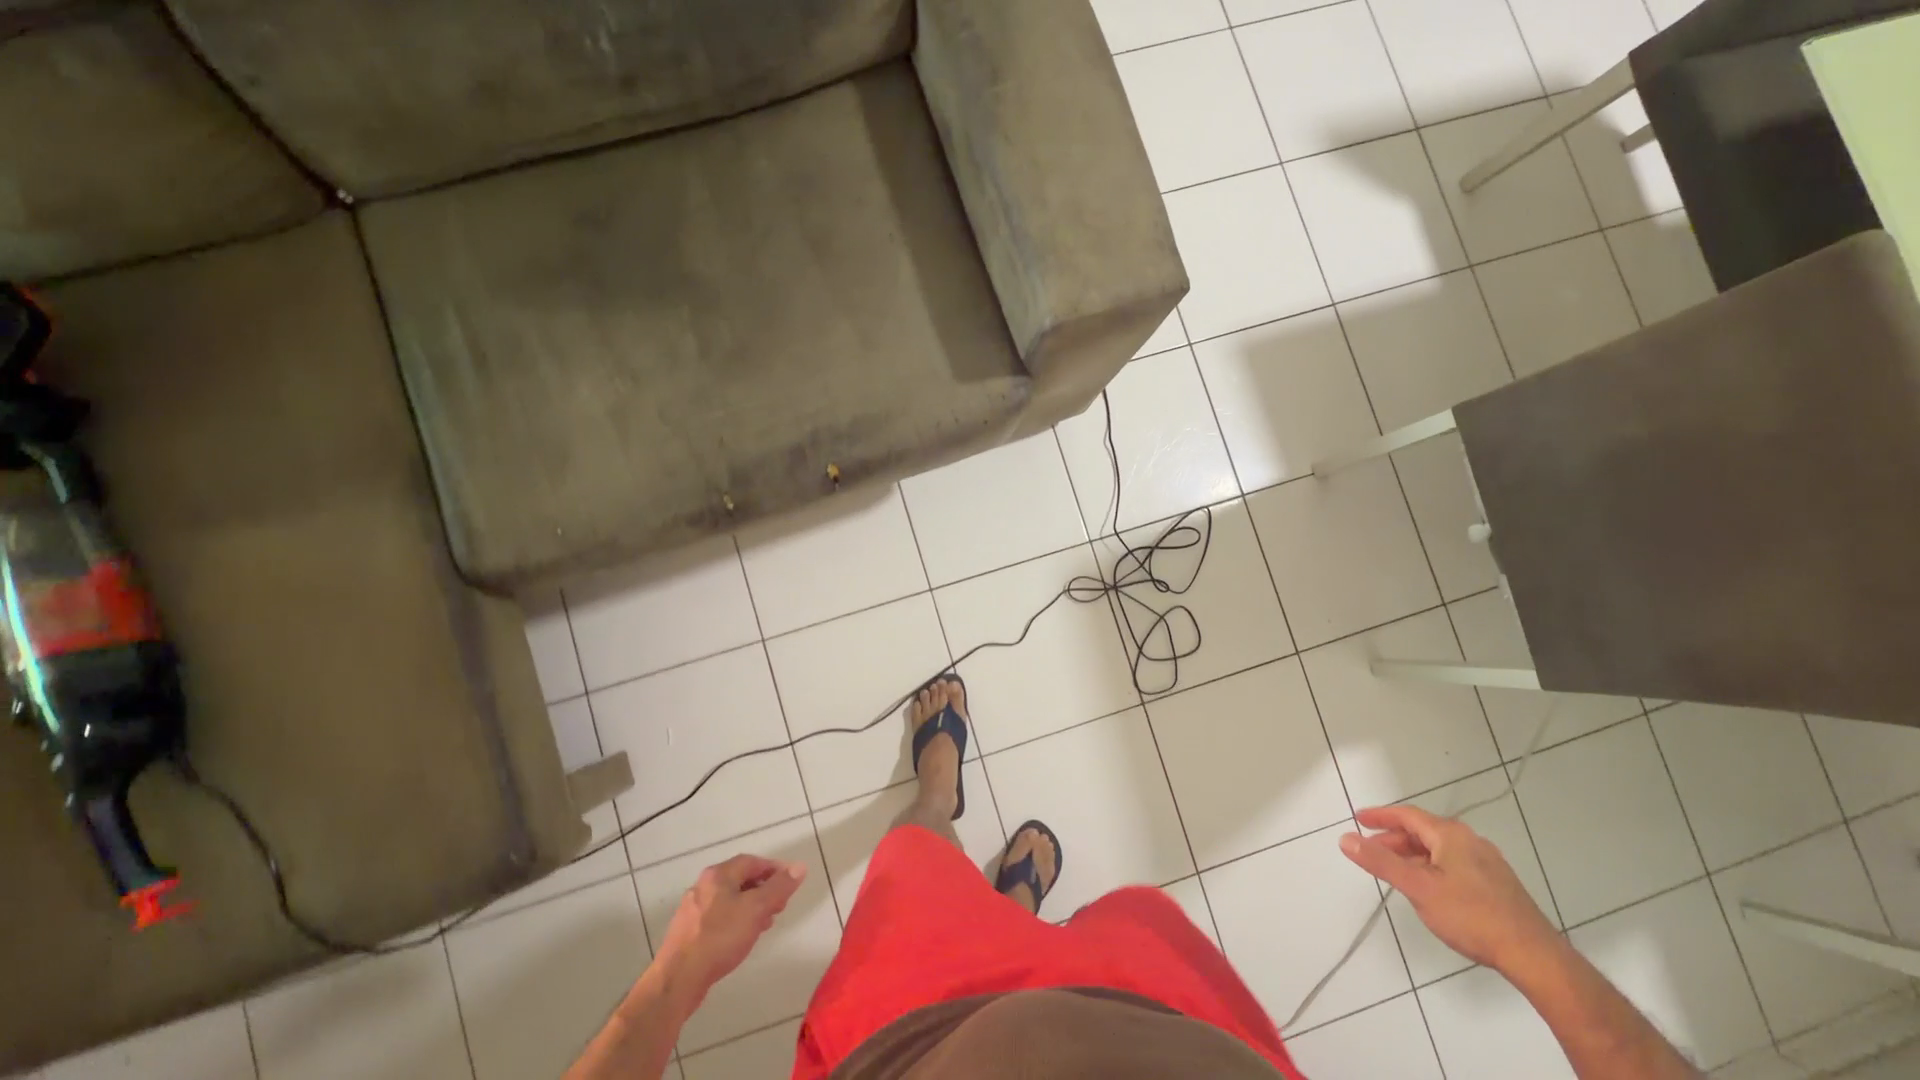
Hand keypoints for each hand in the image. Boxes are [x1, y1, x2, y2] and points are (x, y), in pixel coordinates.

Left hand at [655, 855, 805, 1008]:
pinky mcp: (688, 931)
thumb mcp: (756, 909)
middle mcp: (702, 886)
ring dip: (751, 906)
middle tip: (781, 905)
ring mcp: (692, 909)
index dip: (773, 868)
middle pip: (739, 879)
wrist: (678, 978)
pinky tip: (742, 938)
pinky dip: (736, 920)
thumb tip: (799, 867)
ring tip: (766, 923)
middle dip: (763, 889)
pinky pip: (718, 917)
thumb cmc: (720, 938)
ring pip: (729, 900)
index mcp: (718, 875)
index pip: (751, 861)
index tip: (790, 882)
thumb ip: (779, 888)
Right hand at [1340, 805, 1558, 973]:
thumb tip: (1346, 838)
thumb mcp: (1418, 888)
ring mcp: (1487, 862)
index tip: (1357, 819)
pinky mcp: (1496, 883)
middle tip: (1370, 850)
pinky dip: (1431, 866)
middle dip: (1394, 839)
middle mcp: (1470, 841)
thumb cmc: (1470, 915)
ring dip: (1412, 855)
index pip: (1407, 815)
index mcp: (1450, 835)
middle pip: (1423, 831)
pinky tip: (1428, 888)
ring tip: (1394, 871)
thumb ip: (1380, 862)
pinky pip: (1454, 863)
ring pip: (1439, 849)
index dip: (1380, 816)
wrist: (1531, 953)